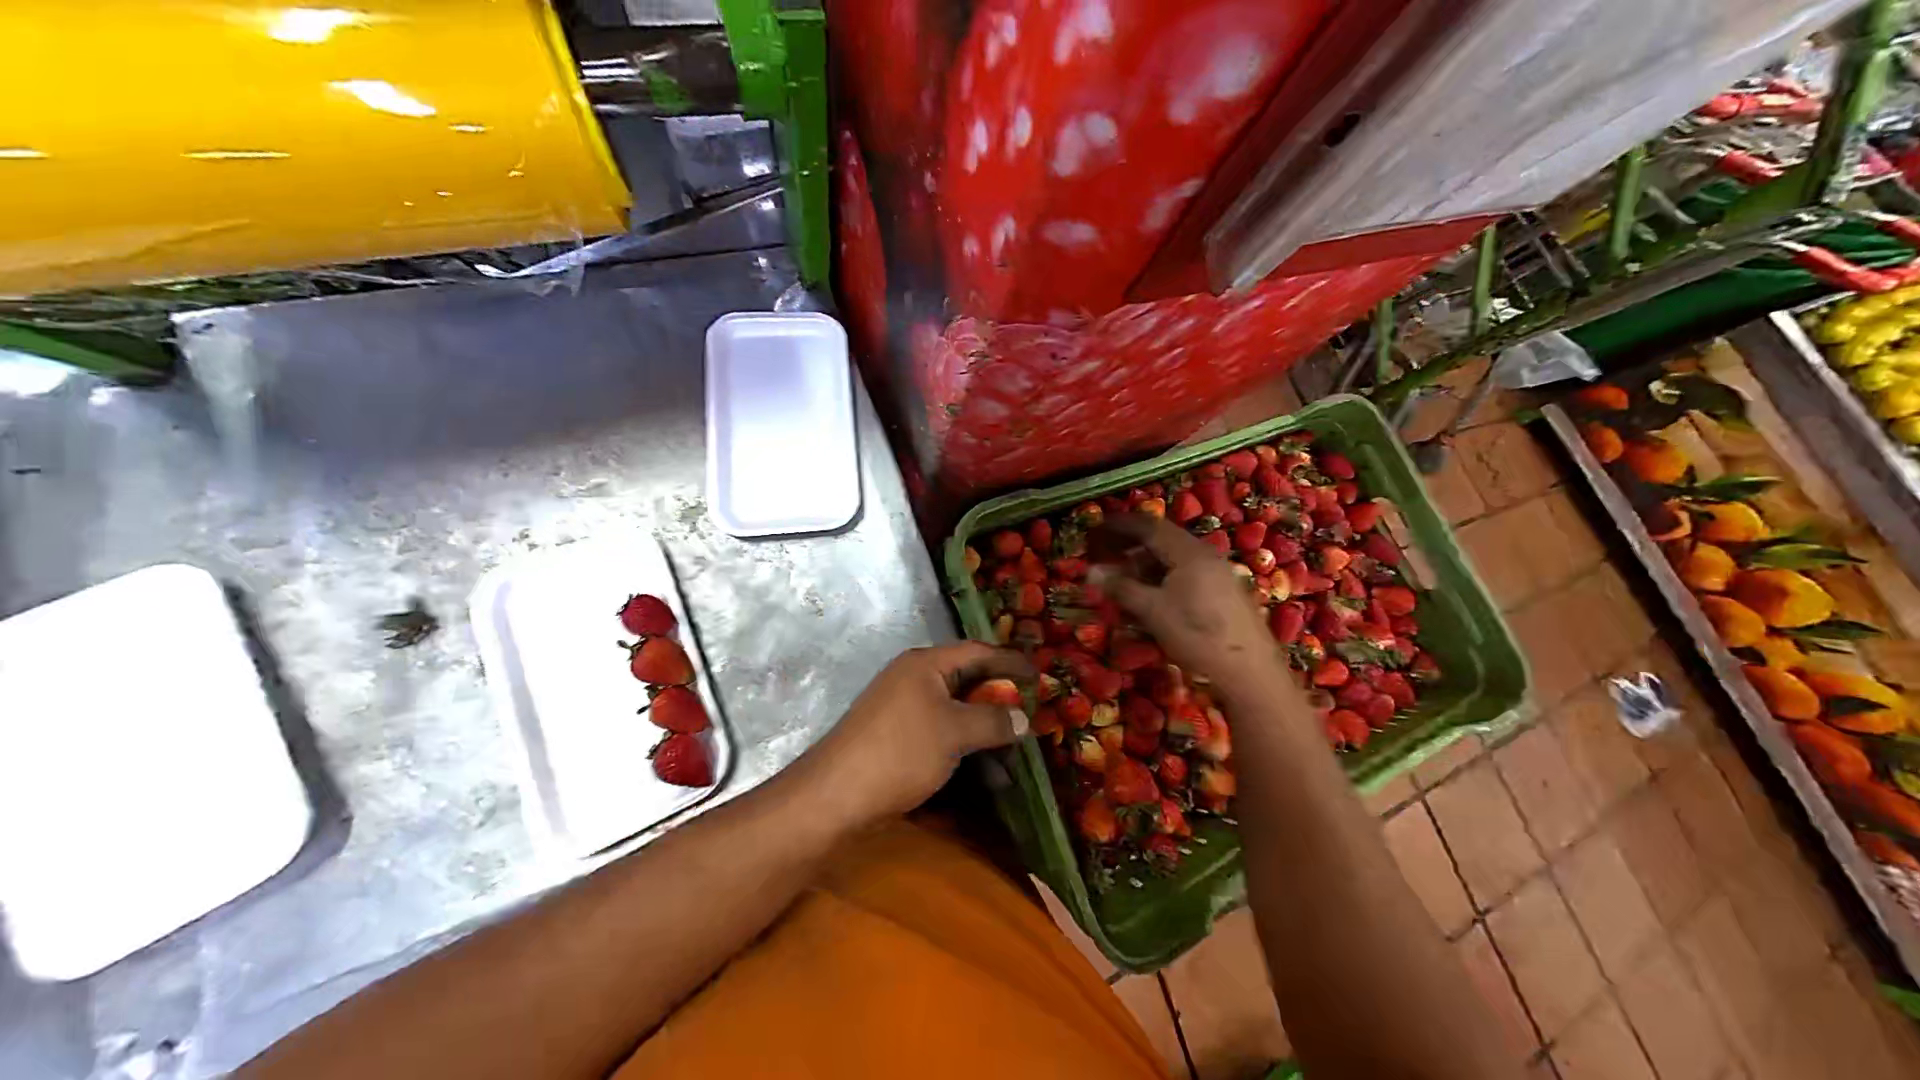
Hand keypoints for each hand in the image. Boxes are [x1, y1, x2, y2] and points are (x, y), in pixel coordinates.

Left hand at [806, 643, 1031, 826]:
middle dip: (1000, 702)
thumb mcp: (956, 732)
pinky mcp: (897, 738)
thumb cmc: (901, 751)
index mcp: (926, 665)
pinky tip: (986, 776)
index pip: (977, 652)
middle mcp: (913, 679)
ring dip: (985, 733)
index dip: (1011, 662)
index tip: (1040, 676)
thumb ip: (994, 721)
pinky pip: (941, 734)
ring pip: (956, 713)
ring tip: (1013, 759)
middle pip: (967, 682)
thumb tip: (1023, 718)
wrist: (837, 795)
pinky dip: (964, 749)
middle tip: (1031, 717)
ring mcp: (903, 709)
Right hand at [1092, 514, 1286, 701]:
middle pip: (1162, 540)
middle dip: (1130, 546)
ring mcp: (1217, 573)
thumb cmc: (1197, 635)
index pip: (1149, 526)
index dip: (1120, 525)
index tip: (1096, 528)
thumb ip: (1121, 587)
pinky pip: (1185, 573)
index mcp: (1189, 552)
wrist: (1249, 670)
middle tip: (1105, 555)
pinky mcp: (1222, 592)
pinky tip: (1150, 597)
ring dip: (1144, 564)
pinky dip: (1161, 577)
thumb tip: (1091, 571)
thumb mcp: (1153, 611)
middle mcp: (1205, 555)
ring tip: (1122, 579)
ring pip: (1173, 559)